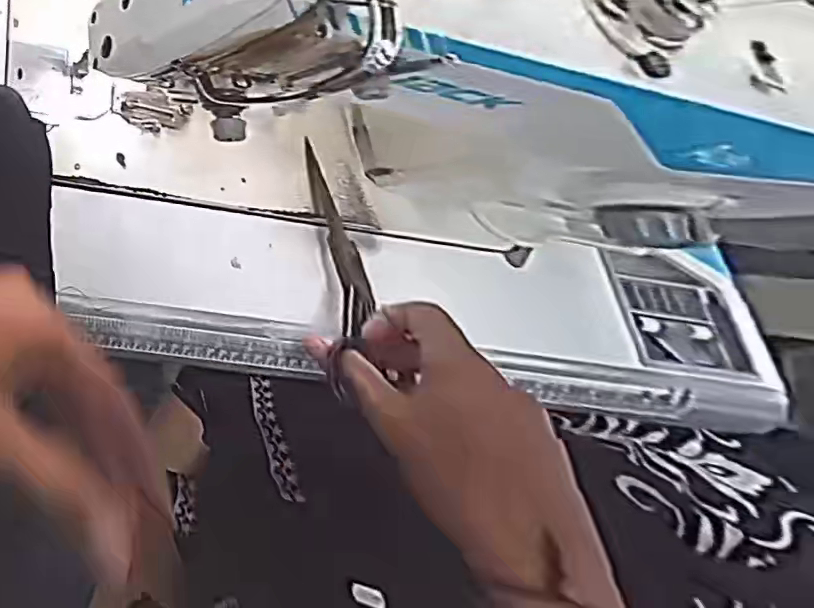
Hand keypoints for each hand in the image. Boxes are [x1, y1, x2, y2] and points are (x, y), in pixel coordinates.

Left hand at [0, 265, 170, 588]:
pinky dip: (41, 394)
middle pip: (87, 381)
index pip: (113, 399)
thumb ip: (56, 485)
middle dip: (106, 442)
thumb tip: (107, 530)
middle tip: (123, 493)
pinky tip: (40, 424)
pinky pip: (28, 355)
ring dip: (73, 419)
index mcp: (44, 324)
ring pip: (56, 368)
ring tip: (88, 470)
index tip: (148, 495)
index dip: (135, 456)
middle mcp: (29, 303)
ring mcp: (1, 299)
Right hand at [307, 304, 623, 607]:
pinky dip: (460, 412)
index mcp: (462, 366)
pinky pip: (491, 408)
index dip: (385, 320)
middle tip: (375, 374)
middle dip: (401, 354)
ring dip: (429, 384)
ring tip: (406, 415)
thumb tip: (327, 348)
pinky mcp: (540, 442)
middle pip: (442, 345)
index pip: (421, 313)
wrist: (532, 554)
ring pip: (466, 379)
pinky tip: (442, 443)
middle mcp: (500, 383)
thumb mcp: (387, 419)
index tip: (367, 341)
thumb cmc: (465, 490)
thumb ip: (353, 373)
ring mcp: (526, 413)